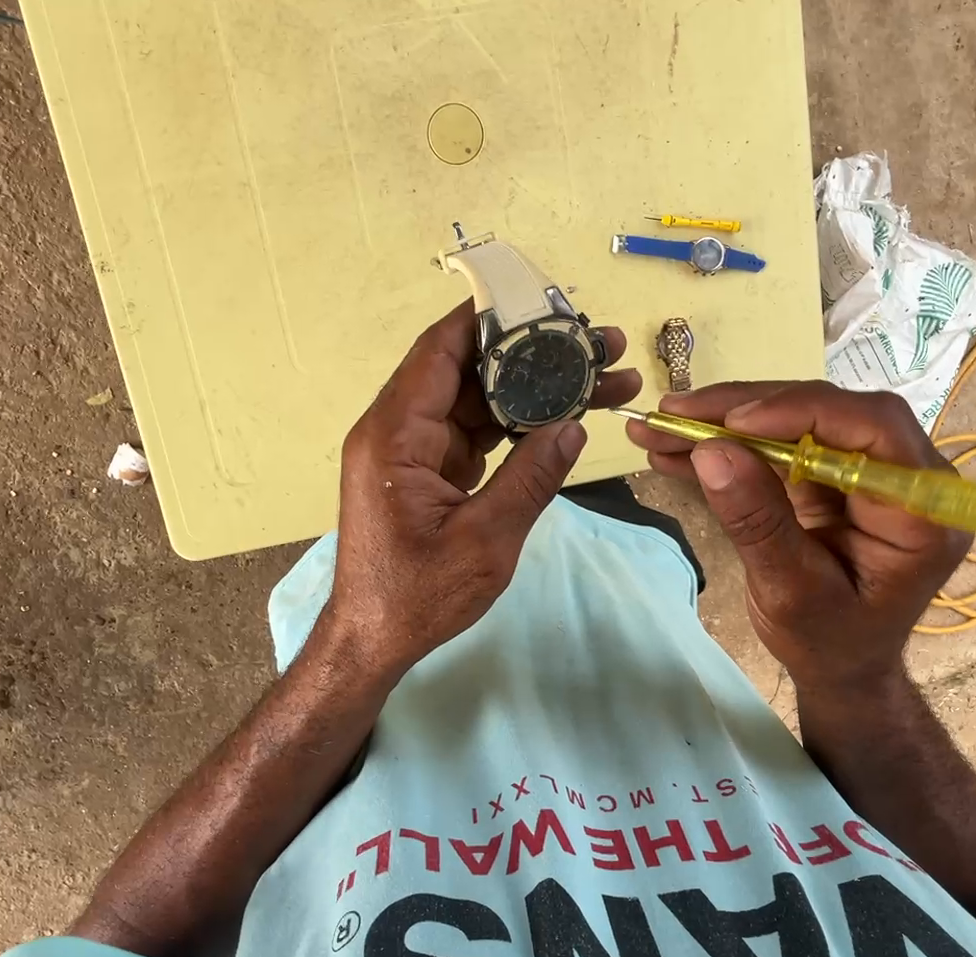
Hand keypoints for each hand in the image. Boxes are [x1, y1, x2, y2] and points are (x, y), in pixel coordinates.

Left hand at [326, 300, 638, 675]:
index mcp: (396, 435)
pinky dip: (515, 426)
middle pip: (468, 371)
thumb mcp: (485, 541)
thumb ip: (530, 479)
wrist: (374, 640)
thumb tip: (574, 429)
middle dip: (533, 356)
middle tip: (602, 344)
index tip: (548, 297)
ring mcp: (413, 451)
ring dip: (532, 391)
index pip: (442, 351)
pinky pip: (474, 433)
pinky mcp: (427, 472)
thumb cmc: (418, 596)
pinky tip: (564, 417)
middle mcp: (398, 430)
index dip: (493, 318)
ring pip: (476, 401)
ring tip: (601, 377)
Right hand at [627, 382, 967, 691]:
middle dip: (745, 409)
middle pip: (827, 414)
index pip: (874, 429)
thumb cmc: (829, 642)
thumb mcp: (791, 591)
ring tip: (658, 427)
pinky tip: (672, 449)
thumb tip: (711, 452)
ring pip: (793, 422)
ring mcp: (861, 473)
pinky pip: (776, 447)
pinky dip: (723, 447)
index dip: (803, 411)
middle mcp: (900, 477)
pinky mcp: (828, 477)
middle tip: (674, 414)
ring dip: (722, 423)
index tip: (733, 423)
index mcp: (919, 511)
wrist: (839, 668)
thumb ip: (758, 521)